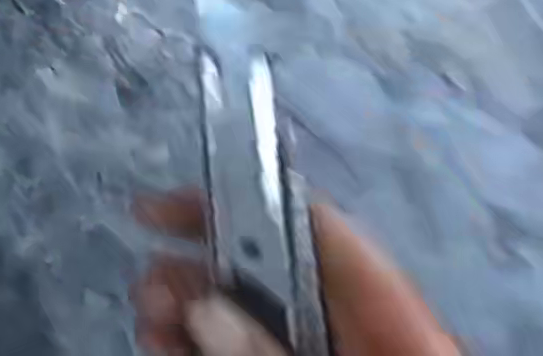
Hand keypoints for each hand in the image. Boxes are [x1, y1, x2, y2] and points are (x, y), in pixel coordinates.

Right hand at [133, 189, 458, 355]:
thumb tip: (200, 304)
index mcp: (396, 327)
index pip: (318, 231)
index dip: (237, 202)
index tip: (161, 214)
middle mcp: (361, 334)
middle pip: (266, 269)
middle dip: (195, 272)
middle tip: (147, 292)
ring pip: (245, 313)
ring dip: (187, 312)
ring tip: (149, 332)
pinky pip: (243, 349)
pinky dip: (200, 346)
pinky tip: (165, 350)